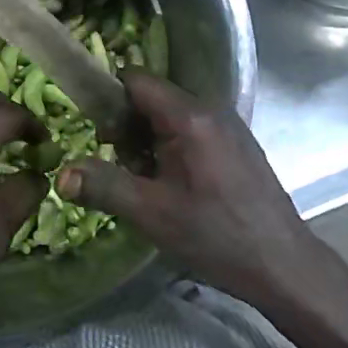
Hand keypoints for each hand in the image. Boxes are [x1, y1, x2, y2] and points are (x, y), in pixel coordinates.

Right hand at [54, 70, 307, 308]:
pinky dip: (172, 147)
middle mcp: (210, 108)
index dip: (109, 96)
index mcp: (189, 116)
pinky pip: (191, 129)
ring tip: (145, 179)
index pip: (136, 79)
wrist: (286, 269)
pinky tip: (173, 185)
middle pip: (152, 97)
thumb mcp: (152, 213)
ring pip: (170, 115)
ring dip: (148, 139)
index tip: (94, 128)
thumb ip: (104, 186)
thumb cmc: (217, 236)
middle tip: (119, 163)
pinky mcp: (237, 143)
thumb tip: (60, 175)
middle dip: (127, 125)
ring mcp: (228, 124)